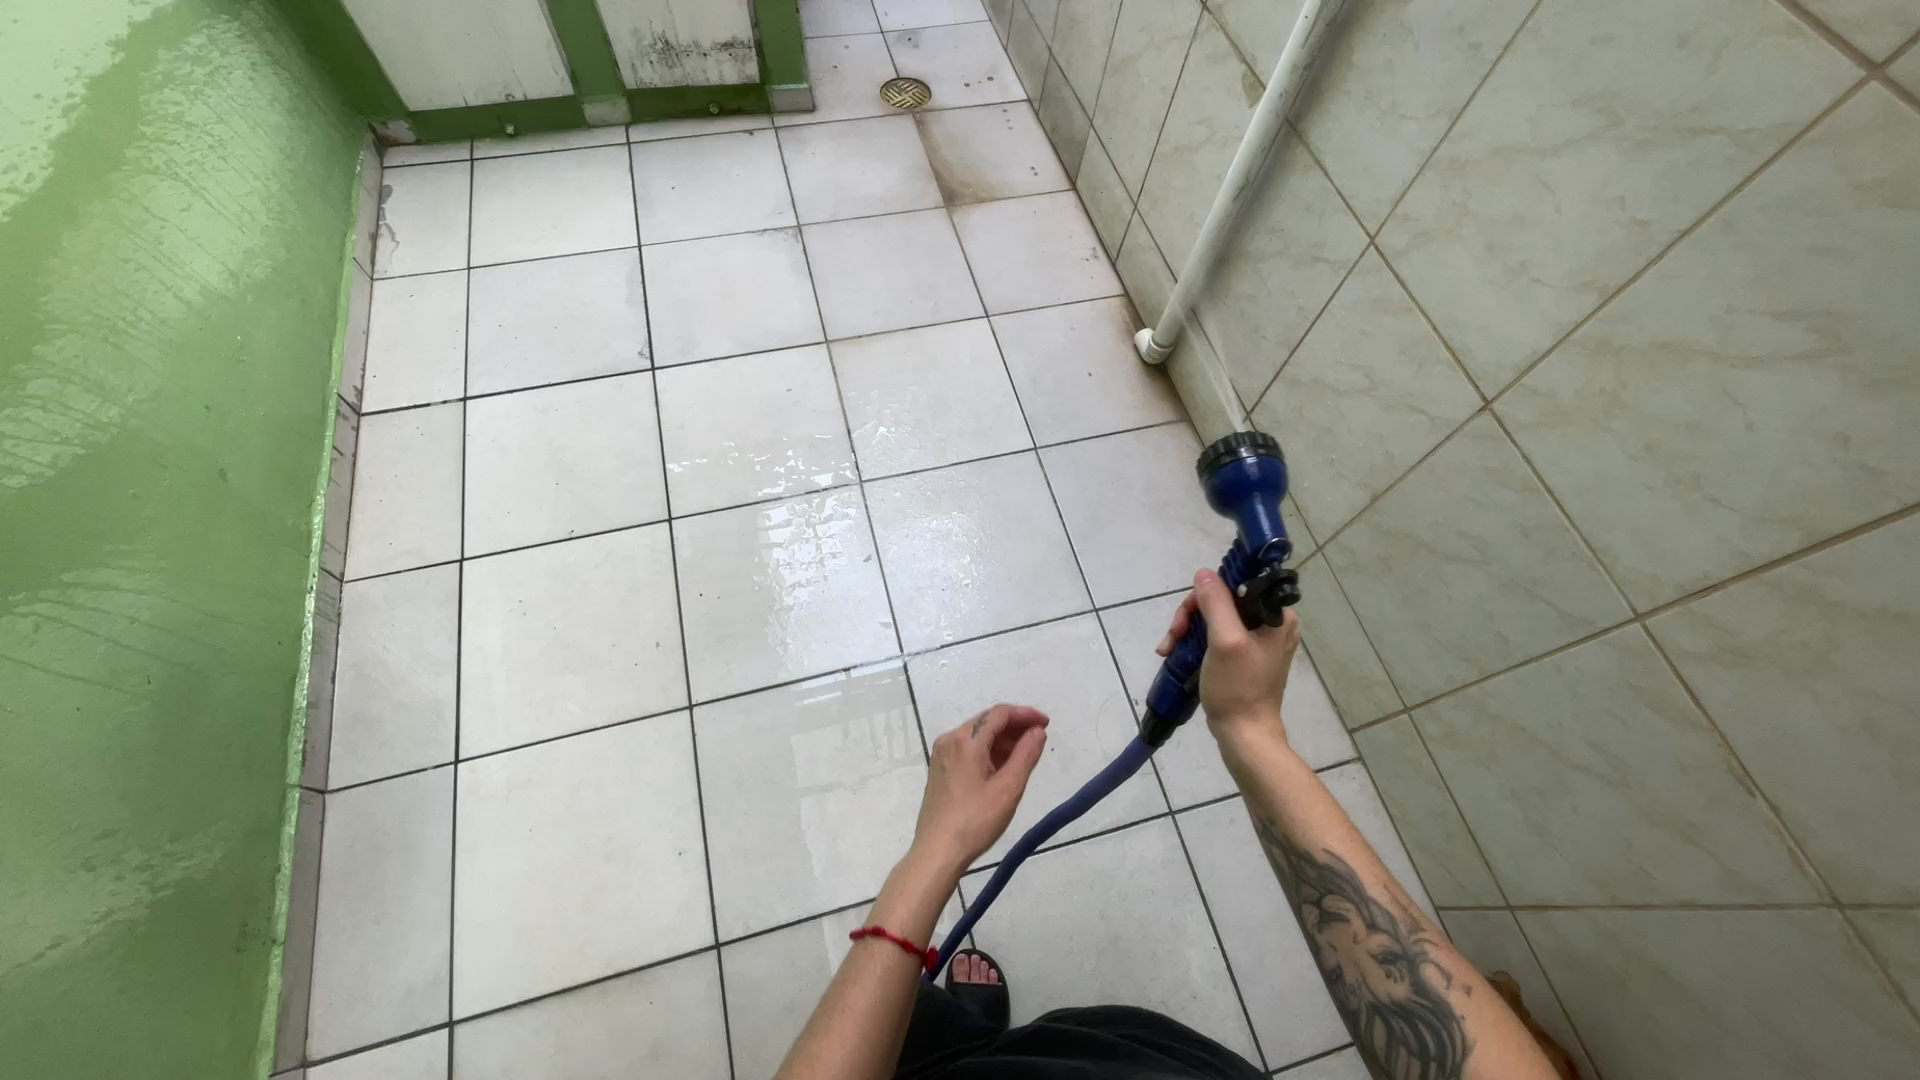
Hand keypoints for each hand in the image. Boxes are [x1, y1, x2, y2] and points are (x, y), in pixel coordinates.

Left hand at [912, 704, 1049, 874]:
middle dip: (1015, 727)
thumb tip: (1037, 731)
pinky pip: (968, 750)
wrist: (938, 852)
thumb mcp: (1008, 788)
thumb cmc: (976, 820)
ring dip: (1003, 740)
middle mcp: (949, 740)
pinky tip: (1003, 766)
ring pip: (977, 736)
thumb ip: (1026, 755)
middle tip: (1040, 738)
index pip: (999, 713)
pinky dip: (988, 752)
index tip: (1046, 724)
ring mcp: (942, 755)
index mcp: (965, 740)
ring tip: (1026, 754)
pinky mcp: (940, 769)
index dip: (1025, 714)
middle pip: (987, 722)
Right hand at [1157, 569, 1299, 748]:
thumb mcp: (1225, 641)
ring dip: (1187, 629)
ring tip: (1169, 647)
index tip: (1190, 610)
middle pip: (1222, 601)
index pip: (1239, 583)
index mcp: (1277, 616)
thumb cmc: (1238, 688)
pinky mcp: (1243, 656)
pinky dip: (1193, 641)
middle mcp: (1271, 623)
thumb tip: (1204, 573)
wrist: (1243, 733)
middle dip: (1192, 615)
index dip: (1210, 591)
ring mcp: (1256, 641)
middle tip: (1174, 635)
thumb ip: (1216, 603)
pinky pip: (1214, 635)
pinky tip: (1174, 653)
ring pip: (1214, 618)